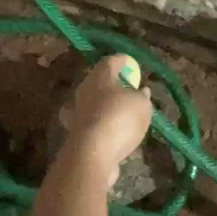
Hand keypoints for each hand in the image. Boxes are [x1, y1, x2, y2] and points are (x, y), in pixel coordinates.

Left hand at [59, 55, 153, 187]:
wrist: (92, 154)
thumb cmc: (119, 119)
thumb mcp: (142, 105)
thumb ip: (142, 97)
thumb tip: (142, 92)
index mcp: (100, 76)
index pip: (111, 61)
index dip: (123, 61)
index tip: (132, 65)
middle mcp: (84, 90)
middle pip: (98, 81)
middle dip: (112, 84)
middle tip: (127, 90)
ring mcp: (76, 112)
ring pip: (90, 103)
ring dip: (102, 106)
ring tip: (119, 113)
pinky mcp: (74, 134)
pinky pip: (89, 123)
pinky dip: (98, 125)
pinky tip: (109, 133)